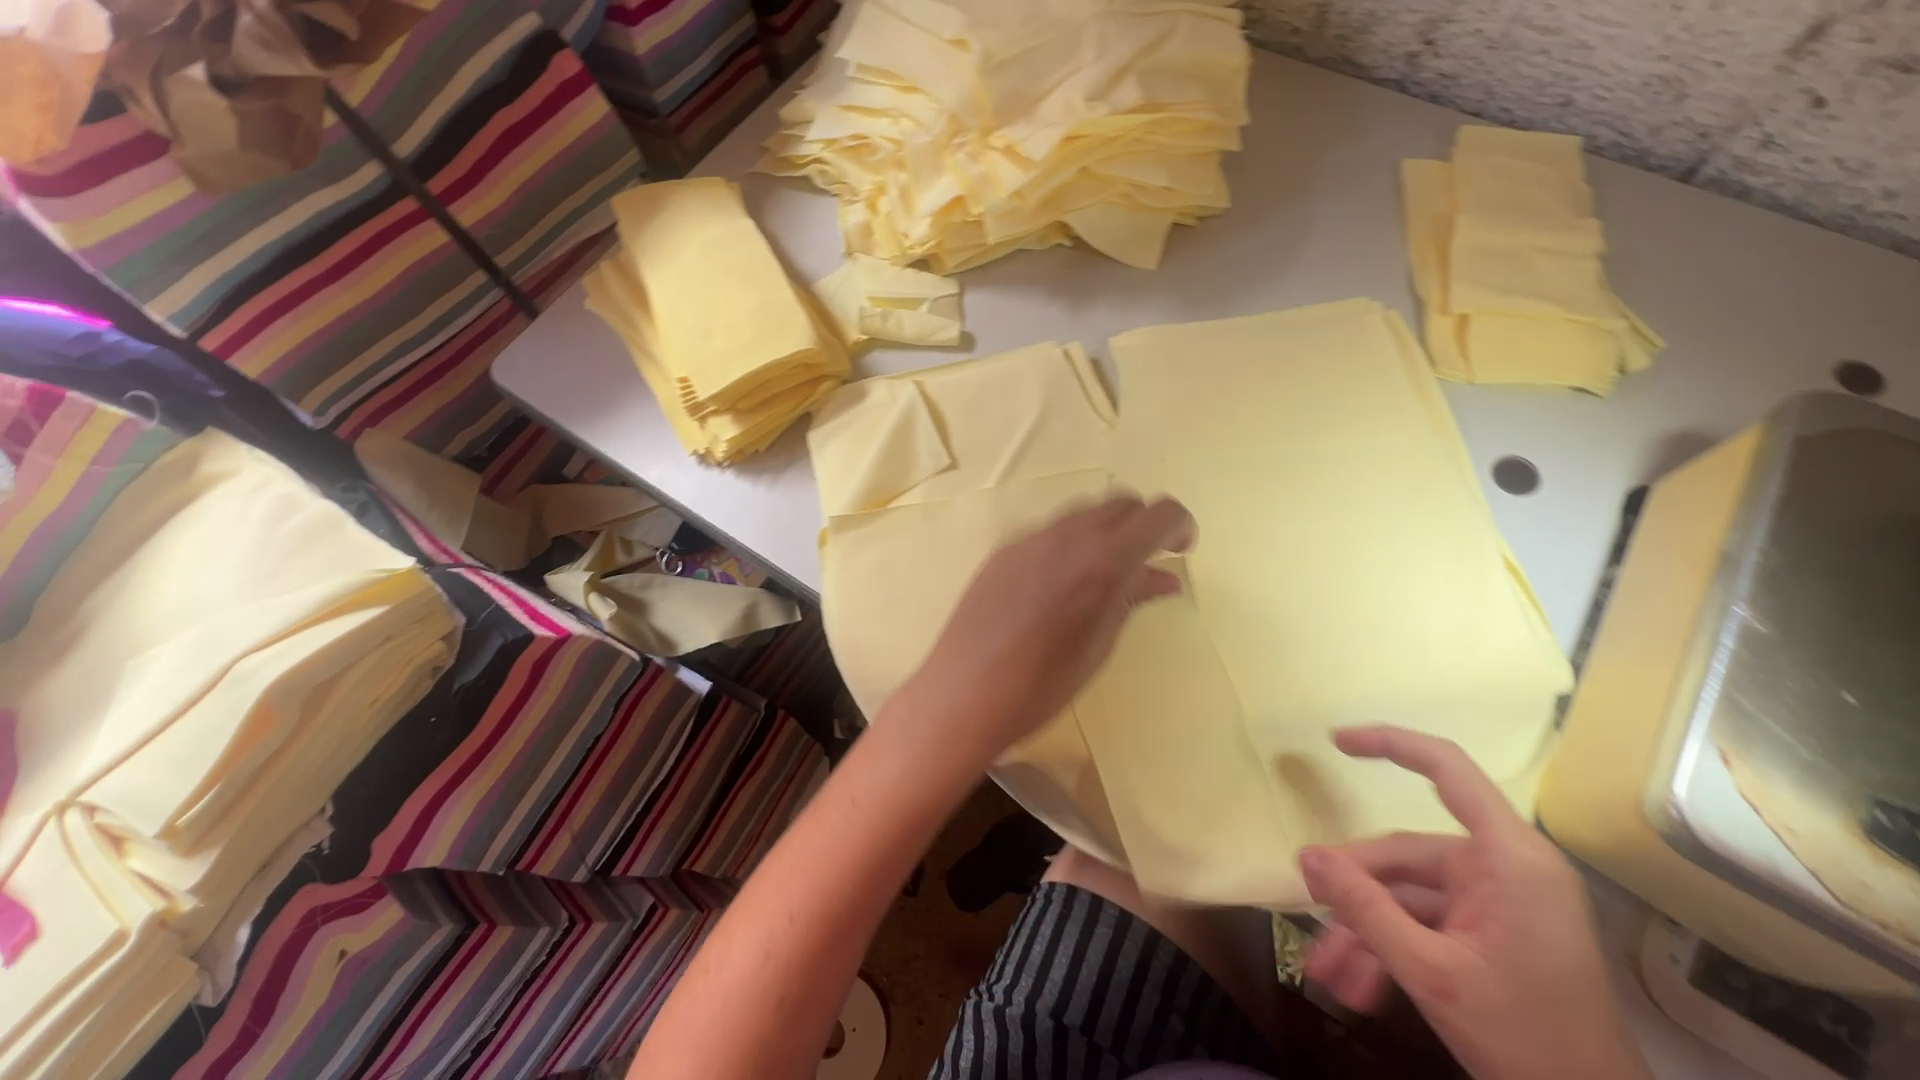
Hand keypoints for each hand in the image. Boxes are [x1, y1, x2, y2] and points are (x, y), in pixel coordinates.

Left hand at [894, 494, 1193, 764]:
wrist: (962, 694)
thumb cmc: (1042, 685)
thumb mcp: (1100, 646)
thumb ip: (1132, 599)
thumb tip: (1164, 578)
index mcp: (1102, 560)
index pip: (1159, 514)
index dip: (1181, 526)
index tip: (1183, 551)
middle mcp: (1067, 536)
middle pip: (1121, 503)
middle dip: (1144, 525)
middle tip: (1148, 563)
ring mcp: (1029, 539)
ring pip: (1083, 513)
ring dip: (1106, 532)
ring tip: (1104, 577)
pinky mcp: (1002, 551)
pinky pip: (1049, 533)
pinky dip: (1071, 545)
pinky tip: (1060, 587)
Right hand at [1300, 727, 1651, 1079]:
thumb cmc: (1526, 1037)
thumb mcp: (1431, 973)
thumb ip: (1365, 910)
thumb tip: (1306, 856)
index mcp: (1510, 859)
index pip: (1448, 771)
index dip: (1390, 745)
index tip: (1335, 742)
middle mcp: (1505, 868)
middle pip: (1406, 854)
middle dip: (1355, 892)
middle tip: (1307, 917)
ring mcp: (1499, 902)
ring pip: (1407, 895)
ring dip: (1365, 930)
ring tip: (1329, 973)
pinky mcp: (1492, 932)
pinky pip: (1426, 923)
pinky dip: (1390, 947)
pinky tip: (1358, 984)